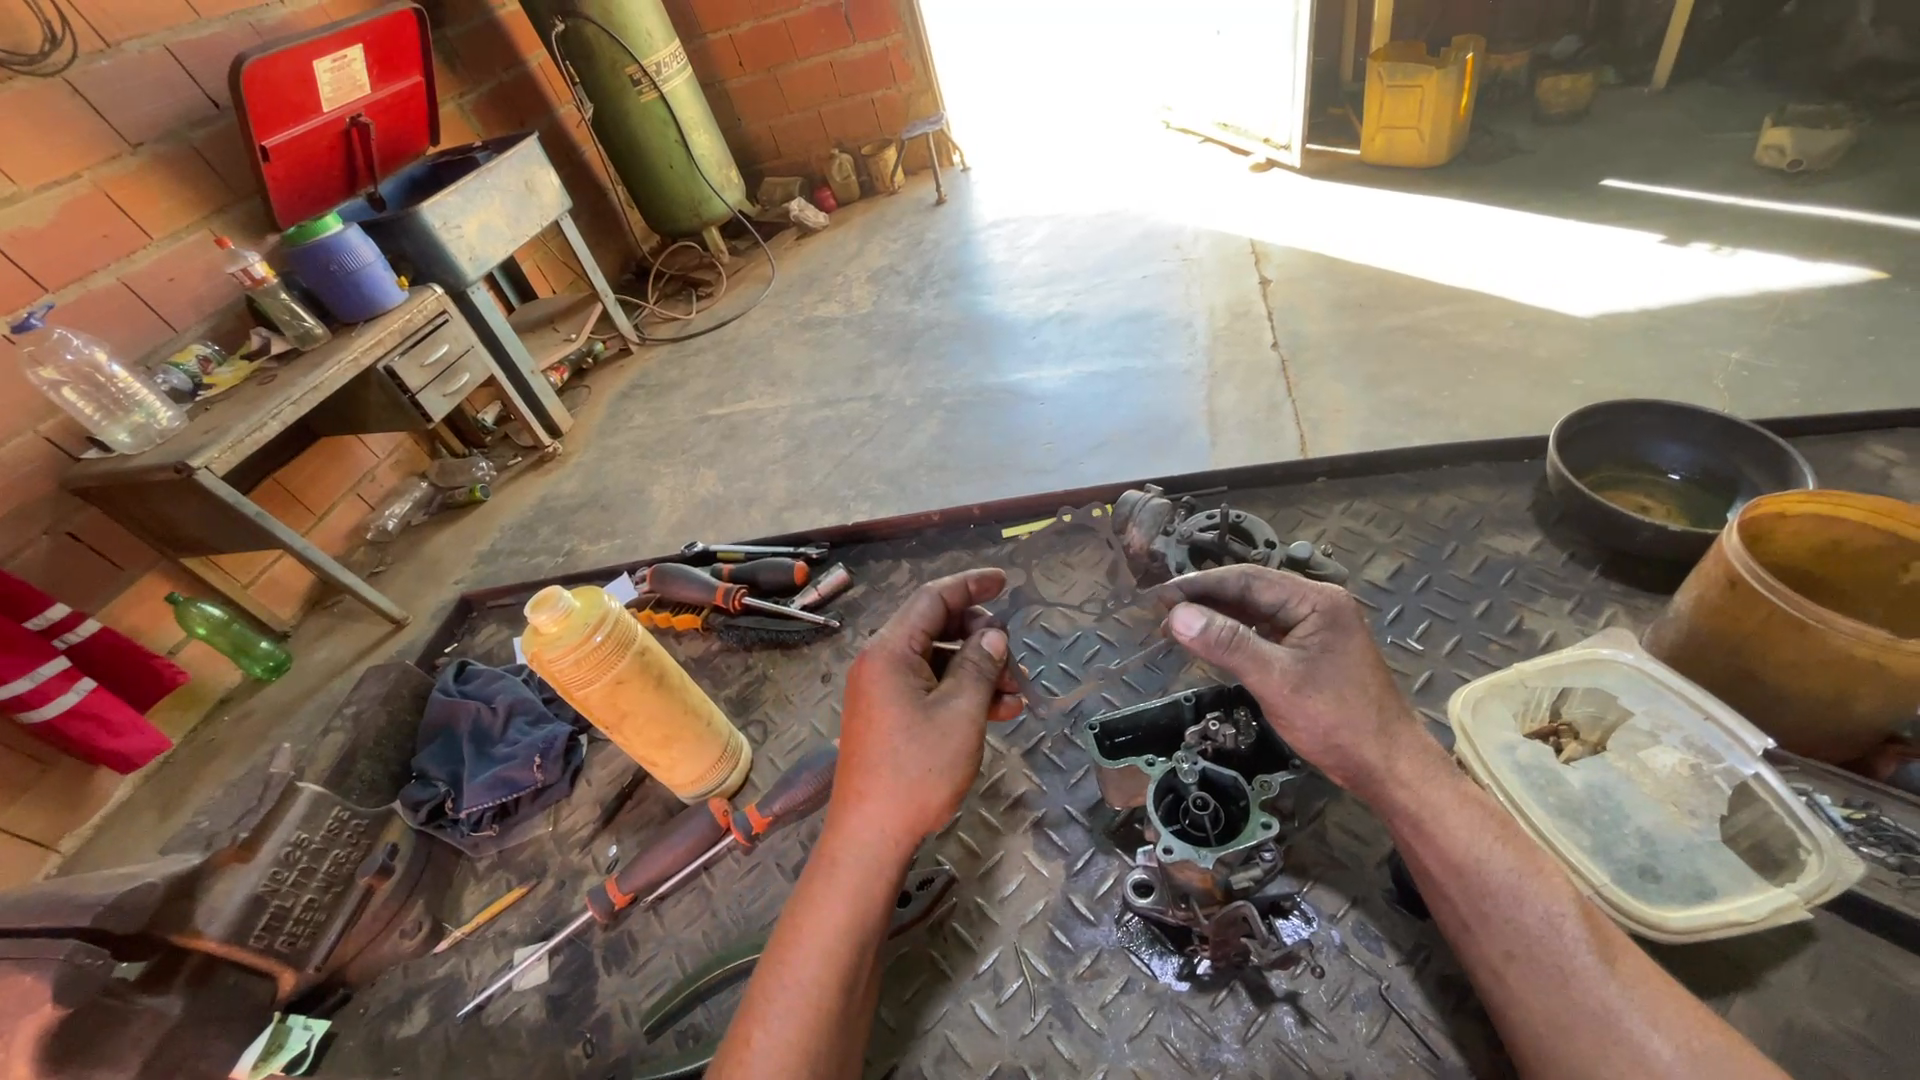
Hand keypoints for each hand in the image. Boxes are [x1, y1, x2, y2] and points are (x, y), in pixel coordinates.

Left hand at [828, 569, 1023, 859]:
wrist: (871, 835)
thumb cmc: (917, 770)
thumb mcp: (960, 714)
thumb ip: (980, 665)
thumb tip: (993, 635)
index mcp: (889, 651)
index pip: (932, 598)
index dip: (971, 585)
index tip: (1004, 582)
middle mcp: (880, 662)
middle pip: (936, 628)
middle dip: (981, 639)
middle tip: (1014, 662)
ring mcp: (882, 690)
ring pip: (937, 661)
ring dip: (977, 672)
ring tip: (1015, 698)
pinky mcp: (888, 716)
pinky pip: (929, 688)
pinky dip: (961, 694)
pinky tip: (996, 713)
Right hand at [1153, 565, 1437, 802]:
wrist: (1387, 767)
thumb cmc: (1337, 721)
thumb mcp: (1276, 680)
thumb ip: (1226, 644)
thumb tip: (1176, 615)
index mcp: (1315, 600)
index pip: (1245, 580)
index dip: (1198, 586)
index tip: (1159, 596)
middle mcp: (1316, 605)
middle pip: (1249, 591)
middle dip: (1204, 599)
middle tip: (1159, 611)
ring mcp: (1314, 628)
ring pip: (1255, 612)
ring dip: (1216, 618)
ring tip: (1174, 626)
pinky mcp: (1310, 651)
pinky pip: (1263, 633)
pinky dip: (1233, 636)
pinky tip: (1208, 643)